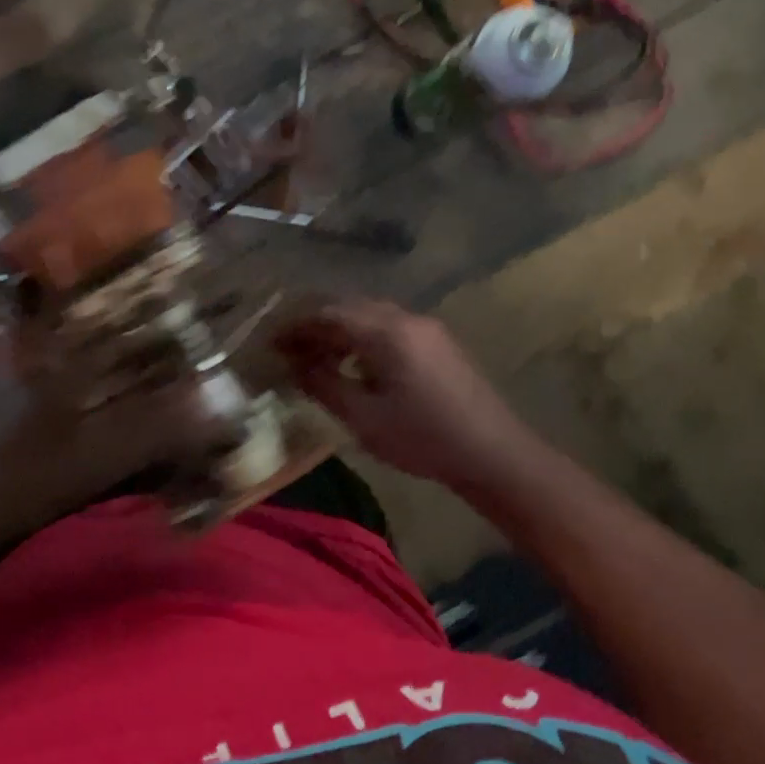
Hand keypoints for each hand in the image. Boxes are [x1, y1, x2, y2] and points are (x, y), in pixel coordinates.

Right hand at [274, 300, 538, 487]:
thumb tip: (294, 365)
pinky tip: (350, 363)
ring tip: (313, 356)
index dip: (294, 326)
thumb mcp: (363, 417)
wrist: (495, 455)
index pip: (327, 314)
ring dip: (337, 330)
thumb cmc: (423, 438)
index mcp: (386, 333)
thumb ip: (323, 384)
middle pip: (348, 307)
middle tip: (286, 348)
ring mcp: (426, 329)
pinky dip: (360, 337)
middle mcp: (406, 319)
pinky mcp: (437, 344)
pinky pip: (387, 327)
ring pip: (368, 315)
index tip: (269, 343)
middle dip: (313, 324)